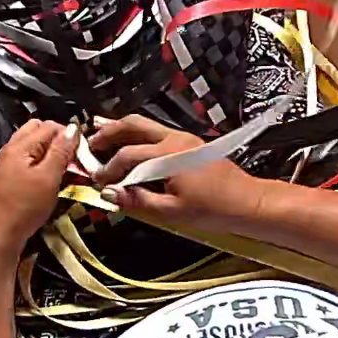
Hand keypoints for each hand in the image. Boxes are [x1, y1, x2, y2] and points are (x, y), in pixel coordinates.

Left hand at [0, 120, 77, 259]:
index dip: (70, 135)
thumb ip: (61, 151)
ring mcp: (4, 163)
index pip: (50, 126)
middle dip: (57, 140)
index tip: (82, 152)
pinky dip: (36, 163)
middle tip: (71, 159)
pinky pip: (23, 160)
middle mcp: (9, 149)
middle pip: (37, 131)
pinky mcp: (3, 178)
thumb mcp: (48, 178)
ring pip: (30, 146)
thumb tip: (73, 129)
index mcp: (20, 145)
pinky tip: (44, 180)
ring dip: (47, 152)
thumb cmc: (23, 208)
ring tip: (60, 170)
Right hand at [88, 115, 270, 230]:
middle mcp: (174, 140)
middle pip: (133, 125)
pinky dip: (137, 135)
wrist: (247, 202)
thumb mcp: (172, 212)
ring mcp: (182, 138)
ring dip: (122, 130)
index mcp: (169, 155)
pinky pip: (155, 132)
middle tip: (90, 143)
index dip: (108, 169)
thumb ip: (138, 201)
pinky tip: (130, 144)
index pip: (127, 156)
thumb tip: (111, 194)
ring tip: (101, 134)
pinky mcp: (188, 144)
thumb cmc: (215, 209)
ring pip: (144, 125)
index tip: (97, 180)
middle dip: (108, 132)